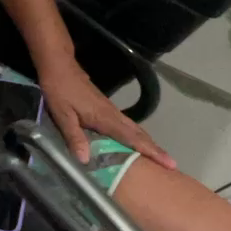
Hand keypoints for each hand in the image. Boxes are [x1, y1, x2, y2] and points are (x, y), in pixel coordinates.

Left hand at [37, 62, 173, 168]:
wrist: (59, 66)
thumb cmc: (59, 90)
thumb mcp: (62, 115)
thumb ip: (74, 136)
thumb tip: (85, 160)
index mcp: (104, 118)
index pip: (132, 137)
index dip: (150, 151)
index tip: (169, 163)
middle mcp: (112, 114)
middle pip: (138, 133)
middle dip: (155, 149)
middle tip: (171, 165)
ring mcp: (110, 109)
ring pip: (133, 127)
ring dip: (147, 141)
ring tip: (158, 156)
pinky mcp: (105, 106)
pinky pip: (125, 123)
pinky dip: (135, 134)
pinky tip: (134, 140)